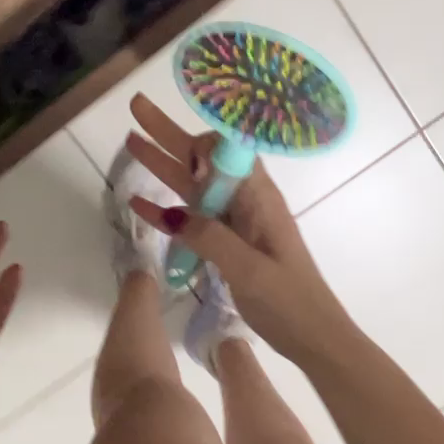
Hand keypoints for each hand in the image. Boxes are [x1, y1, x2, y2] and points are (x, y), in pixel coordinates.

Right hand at [122, 93, 352, 361]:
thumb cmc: (289, 301)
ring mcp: (234, 223)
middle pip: (202, 160)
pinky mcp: (225, 245)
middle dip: (170, 134)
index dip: (202, 144)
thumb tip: (173, 213)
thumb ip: (210, 238)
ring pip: (192, 186)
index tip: (187, 163)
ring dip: (162, 164)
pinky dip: (165, 211)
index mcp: (258, 198)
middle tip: (137, 107)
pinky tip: (138, 202)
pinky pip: (191, 220)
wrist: (313, 336)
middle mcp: (244, 202)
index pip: (227, 151)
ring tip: (130, 141)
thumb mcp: (249, 269)